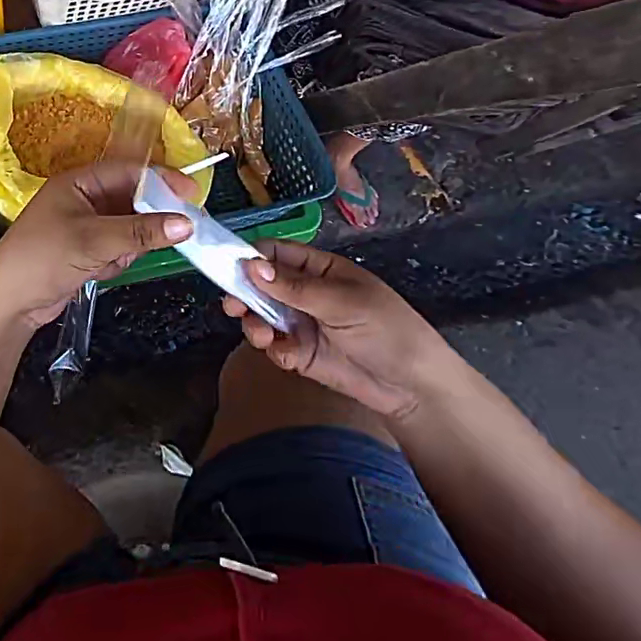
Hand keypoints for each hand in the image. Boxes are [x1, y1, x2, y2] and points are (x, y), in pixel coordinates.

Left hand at [0, 162, 193, 326]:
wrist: (7, 303)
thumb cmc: (42, 259)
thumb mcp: (94, 242)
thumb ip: (141, 232)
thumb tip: (186, 223)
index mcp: (80, 183)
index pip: (130, 171)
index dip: (162, 180)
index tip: (192, 193)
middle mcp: (84, 199)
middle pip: (133, 200)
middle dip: (145, 221)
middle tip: (172, 232)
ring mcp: (86, 226)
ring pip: (130, 228)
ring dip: (128, 246)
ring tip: (109, 261)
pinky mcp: (87, 250)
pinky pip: (119, 248)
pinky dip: (117, 260)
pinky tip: (99, 272)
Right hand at [222, 241, 456, 418]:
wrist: (412, 386)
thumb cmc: (386, 329)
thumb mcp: (342, 302)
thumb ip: (294, 287)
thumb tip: (251, 266)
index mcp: (319, 269)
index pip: (276, 254)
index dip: (251, 258)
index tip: (229, 267)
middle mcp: (305, 293)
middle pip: (261, 286)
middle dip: (244, 294)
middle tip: (232, 306)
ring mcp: (301, 324)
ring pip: (261, 317)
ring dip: (254, 323)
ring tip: (260, 334)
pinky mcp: (301, 354)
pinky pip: (275, 346)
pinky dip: (274, 349)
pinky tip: (286, 355)